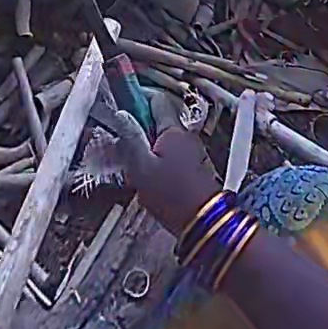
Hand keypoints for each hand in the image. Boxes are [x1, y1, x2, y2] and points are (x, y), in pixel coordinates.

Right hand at [112, 112, 221, 235]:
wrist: (206, 227)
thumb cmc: (174, 197)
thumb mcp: (141, 169)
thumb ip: (130, 140)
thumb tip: (121, 117)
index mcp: (173, 131)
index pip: (156, 100)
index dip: (137, 102)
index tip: (124, 112)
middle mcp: (187, 137)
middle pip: (158, 124)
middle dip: (141, 135)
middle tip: (128, 152)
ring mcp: (194, 154)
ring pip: (164, 143)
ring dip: (150, 152)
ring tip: (139, 173)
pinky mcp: (196, 171)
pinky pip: (173, 159)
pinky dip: (161, 166)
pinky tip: (154, 185)